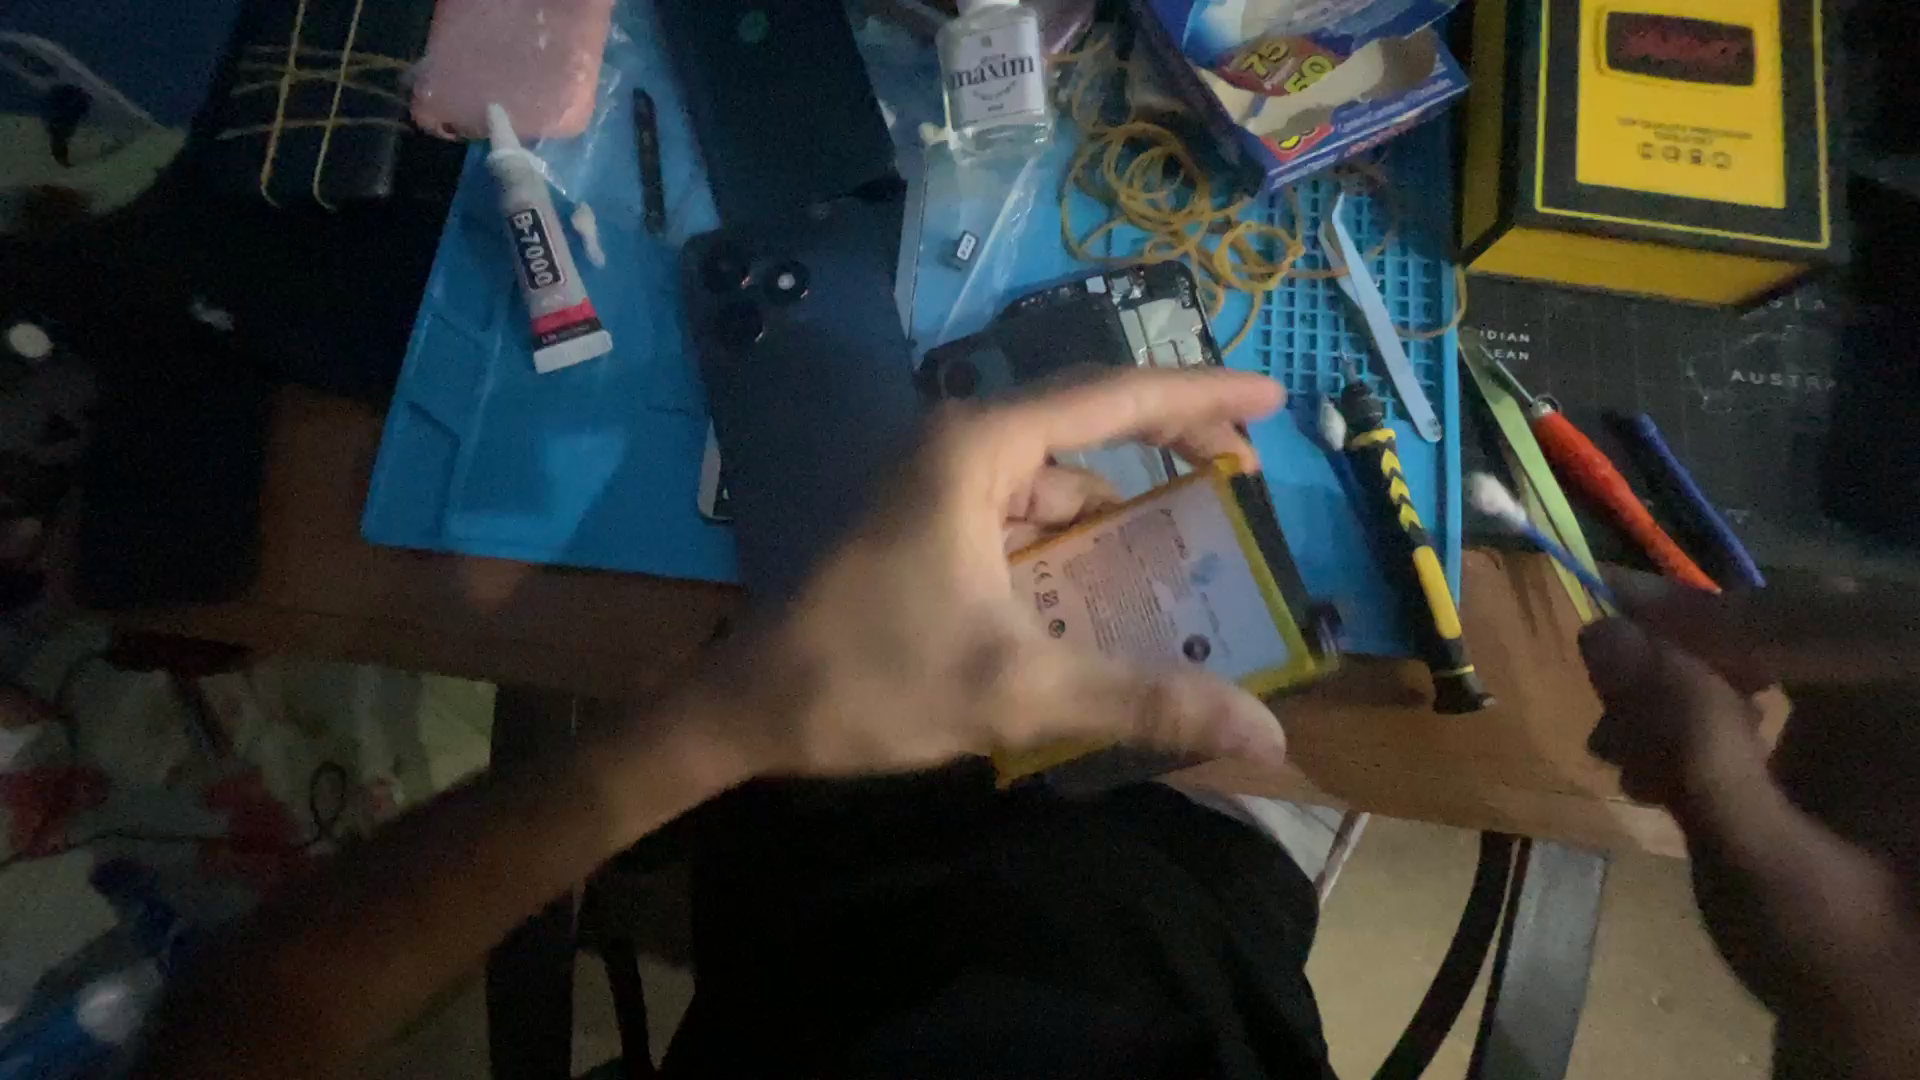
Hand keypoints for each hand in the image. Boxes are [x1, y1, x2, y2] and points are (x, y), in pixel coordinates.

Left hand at [684, 367, 1292, 778]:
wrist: (752, 708)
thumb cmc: (873, 682)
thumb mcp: (1018, 692)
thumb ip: (1143, 701)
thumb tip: (1267, 736)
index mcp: (978, 449)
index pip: (1112, 398)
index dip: (1200, 395)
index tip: (1271, 396)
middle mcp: (959, 445)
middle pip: (1086, 423)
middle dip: (1168, 440)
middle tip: (1244, 467)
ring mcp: (938, 482)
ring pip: (1053, 475)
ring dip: (1117, 502)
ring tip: (1190, 535)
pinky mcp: (929, 520)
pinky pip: (1021, 513)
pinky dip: (1069, 538)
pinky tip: (1105, 576)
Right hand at [1579, 575, 1919, 1074]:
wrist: (1907, 1050)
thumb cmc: (1859, 984)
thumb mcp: (1763, 871)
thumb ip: (1688, 745)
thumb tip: (1602, 630)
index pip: (1872, 625)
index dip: (1742, 614)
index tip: (1615, 615)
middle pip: (1825, 618)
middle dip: (1702, 647)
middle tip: (1607, 679)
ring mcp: (1911, 715)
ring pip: (1793, 640)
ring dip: (1690, 679)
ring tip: (1621, 748)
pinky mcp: (1877, 728)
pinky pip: (1781, 674)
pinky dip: (1701, 704)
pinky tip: (1657, 759)